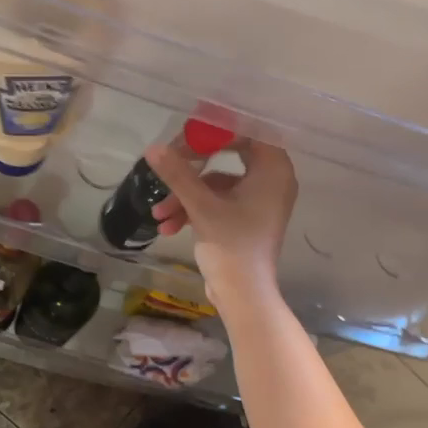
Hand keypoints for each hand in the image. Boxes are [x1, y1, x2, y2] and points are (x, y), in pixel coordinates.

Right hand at [145, 140, 296, 303]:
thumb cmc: (232, 246)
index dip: (214, 131)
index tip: (184, 137)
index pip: (245, 132)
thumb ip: (178, 174)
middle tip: (168, 166)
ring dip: (185, 197)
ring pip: (217, 186)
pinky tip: (168, 227)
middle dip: (191, 169)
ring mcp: (258, 202)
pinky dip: (194, 212)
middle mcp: (271, 180)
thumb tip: (153, 148)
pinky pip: (218, 204)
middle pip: (228, 158)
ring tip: (159, 214)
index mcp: (273, 169)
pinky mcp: (246, 221)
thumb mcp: (201, 206)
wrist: (243, 295)